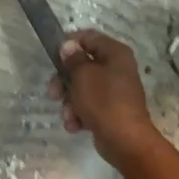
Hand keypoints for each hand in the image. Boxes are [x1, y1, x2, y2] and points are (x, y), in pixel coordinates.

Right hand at [46, 30, 159, 164]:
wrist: (124, 140)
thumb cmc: (103, 101)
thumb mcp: (83, 76)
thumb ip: (73, 59)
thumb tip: (68, 46)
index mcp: (115, 53)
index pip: (89, 37)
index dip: (69, 44)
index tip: (53, 56)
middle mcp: (117, 68)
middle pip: (82, 66)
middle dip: (64, 81)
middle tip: (53, 93)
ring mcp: (114, 90)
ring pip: (82, 88)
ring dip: (70, 102)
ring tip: (68, 116)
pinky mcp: (109, 110)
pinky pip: (88, 105)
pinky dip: (79, 114)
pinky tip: (75, 126)